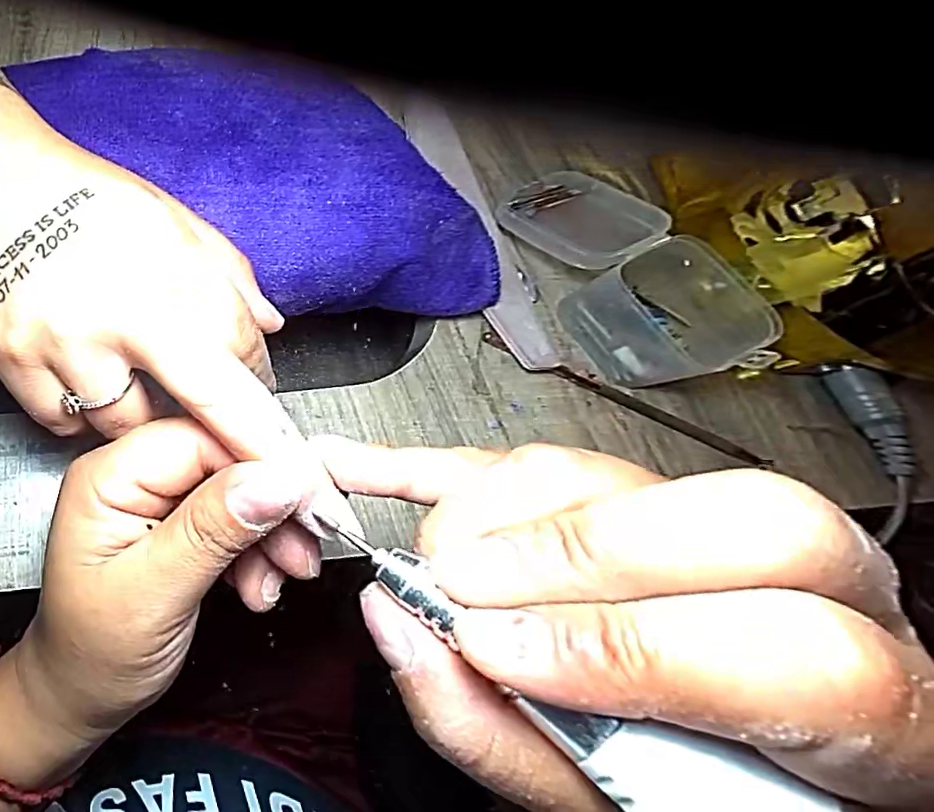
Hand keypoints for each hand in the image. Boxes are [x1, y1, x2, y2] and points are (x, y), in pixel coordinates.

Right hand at [0, 126, 362, 603]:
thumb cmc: (86, 194)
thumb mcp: (171, 217)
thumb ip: (228, 274)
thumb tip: (269, 330)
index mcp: (172, 273)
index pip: (244, 365)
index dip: (264, 410)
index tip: (278, 442)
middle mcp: (119, 315)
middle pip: (201, 411)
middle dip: (235, 448)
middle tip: (238, 462)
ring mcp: (60, 342)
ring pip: (121, 424)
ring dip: (135, 413)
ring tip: (126, 379)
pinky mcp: (11, 358)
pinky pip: (59, 419)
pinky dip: (76, 408)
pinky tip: (76, 373)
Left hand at [11, 418, 320, 741]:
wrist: (81, 689)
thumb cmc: (92, 649)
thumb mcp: (153, 594)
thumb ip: (210, 532)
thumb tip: (273, 479)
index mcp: (105, 476)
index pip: (195, 437)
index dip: (261, 461)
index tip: (312, 499)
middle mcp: (126, 475)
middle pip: (219, 456)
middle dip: (272, 500)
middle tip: (307, 544)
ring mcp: (150, 496)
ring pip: (232, 485)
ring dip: (270, 530)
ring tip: (281, 576)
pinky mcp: (172, 520)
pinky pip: (230, 513)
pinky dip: (258, 547)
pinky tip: (259, 583)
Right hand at [313, 436, 933, 810]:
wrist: (676, 747)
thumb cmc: (659, 782)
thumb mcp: (601, 804)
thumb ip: (503, 736)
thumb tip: (399, 626)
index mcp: (876, 720)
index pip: (801, 656)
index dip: (623, 647)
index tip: (492, 650)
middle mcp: (817, 594)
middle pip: (750, 520)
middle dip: (567, 552)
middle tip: (459, 588)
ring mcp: (692, 519)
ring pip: (598, 469)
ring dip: (487, 508)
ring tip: (431, 565)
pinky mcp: (581, 484)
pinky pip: (501, 456)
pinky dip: (414, 464)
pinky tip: (356, 467)